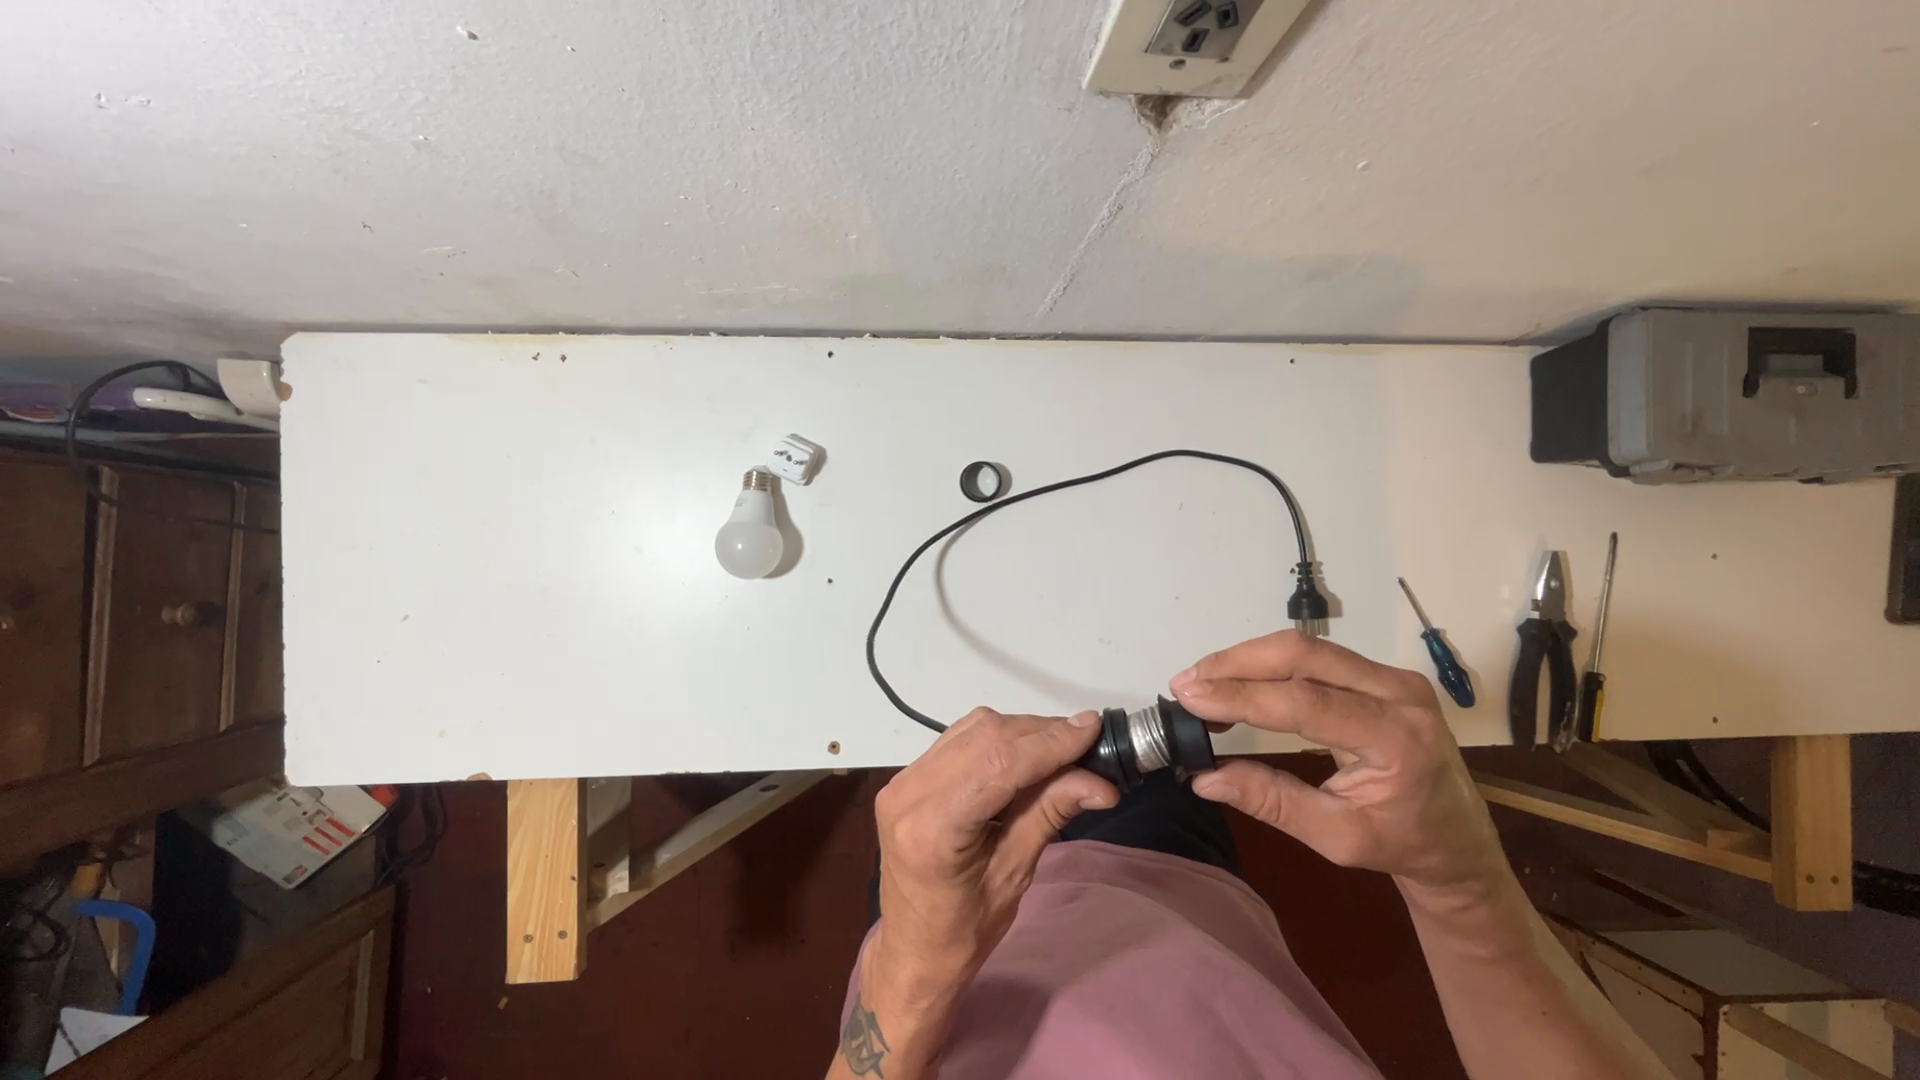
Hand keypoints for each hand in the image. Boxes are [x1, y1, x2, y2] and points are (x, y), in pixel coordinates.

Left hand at [867, 708, 1116, 999]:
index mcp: (932, 827)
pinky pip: (959, 739)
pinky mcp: (906, 777)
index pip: (999, 764)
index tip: (1094, 727)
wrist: (912, 952)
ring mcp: (902, 780)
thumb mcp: (1014, 875)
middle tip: (1088, 743)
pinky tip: (1027, 753)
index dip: (1050, 742)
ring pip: (973, 729)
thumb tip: (1099, 781)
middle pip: (986, 737)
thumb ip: (1049, 814)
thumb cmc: (965, 930)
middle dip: (1041, 733)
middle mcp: (909, 791)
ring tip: (1064, 749)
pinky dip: (998, 739)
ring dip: (1022, 732)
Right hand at [1168, 631, 1507, 890]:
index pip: (1305, 702)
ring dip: (1247, 660)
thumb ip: (1272, 801)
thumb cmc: (1402, 844)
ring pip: (1306, 648)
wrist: (1459, 839)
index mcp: (1396, 739)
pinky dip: (1268, 664)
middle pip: (1303, 655)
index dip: (1241, 696)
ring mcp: (1393, 678)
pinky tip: (1237, 680)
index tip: (1189, 697)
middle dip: (1236, 663)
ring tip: (1202, 682)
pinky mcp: (1381, 675)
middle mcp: (1399, 694)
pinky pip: (1316, 656)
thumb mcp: (1337, 837)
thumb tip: (1204, 778)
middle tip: (1186, 683)